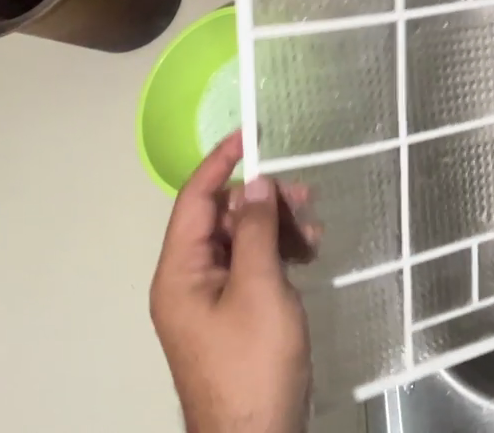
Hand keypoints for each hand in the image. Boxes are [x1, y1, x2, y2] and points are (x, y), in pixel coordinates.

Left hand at [150, 132, 318, 432]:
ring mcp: (212, 299)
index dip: (220, 162)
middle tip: (306, 196)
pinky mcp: (235, 313)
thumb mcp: (259, 288)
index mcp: (180, 273)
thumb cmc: (253, 361)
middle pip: (222, 218)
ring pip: (243, 240)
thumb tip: (256, 182)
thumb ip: (257, 230)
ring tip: (313, 231)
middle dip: (262, 200)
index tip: (251, 133)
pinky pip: (253, 265)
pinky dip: (279, 252)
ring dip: (277, 227)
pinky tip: (308, 253)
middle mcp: (189, 280)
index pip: (195, 200)